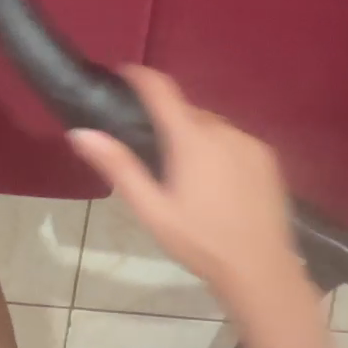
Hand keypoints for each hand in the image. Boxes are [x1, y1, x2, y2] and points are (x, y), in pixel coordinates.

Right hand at [68, 67, 295, 298]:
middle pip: (185, 110)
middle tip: (150, 145)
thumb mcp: (151, 210)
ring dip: (193, 134)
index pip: (161, 88)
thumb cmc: (199, 242)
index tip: (121, 74)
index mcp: (191, 138)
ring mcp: (248, 141)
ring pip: (210, 124)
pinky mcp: (267, 156)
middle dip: (166, 118)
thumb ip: (118, 167)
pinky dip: (218, 146)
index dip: (140, 75)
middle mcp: (222, 129)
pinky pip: (233, 138)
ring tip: (184, 169)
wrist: (262, 273)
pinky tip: (215, 179)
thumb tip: (80, 133)